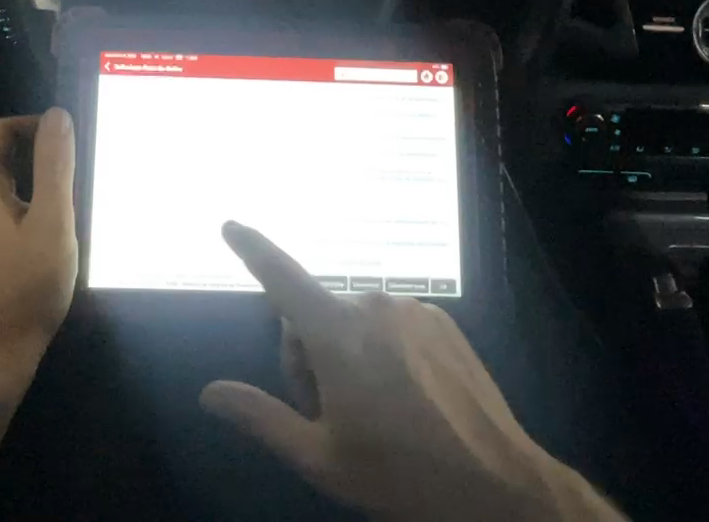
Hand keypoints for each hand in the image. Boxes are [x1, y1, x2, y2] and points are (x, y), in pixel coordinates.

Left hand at [0, 109, 77, 394]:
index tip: (70, 146)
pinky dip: (18, 203)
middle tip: (74, 178)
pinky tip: (42, 230)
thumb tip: (57, 114)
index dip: (37, 127)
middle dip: (37, 156)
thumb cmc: (28, 286)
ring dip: (30, 181)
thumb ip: (54, 165)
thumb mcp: (53, 222)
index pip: (2, 130)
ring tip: (63, 205)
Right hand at [199, 223, 624, 521]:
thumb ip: (260, 416)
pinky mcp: (441, 318)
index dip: (252, 248)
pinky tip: (407, 395)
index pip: (281, 277)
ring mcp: (410, 308)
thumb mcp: (319, 457)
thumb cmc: (399, 474)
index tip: (229, 224)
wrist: (499, 485)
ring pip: (353, 319)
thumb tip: (209, 392)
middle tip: (328, 412)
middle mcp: (371, 305)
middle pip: (313, 314)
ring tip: (373, 408)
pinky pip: (390, 322)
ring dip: (346, 351)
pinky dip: (383, 348)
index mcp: (336, 333)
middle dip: (306, 353)